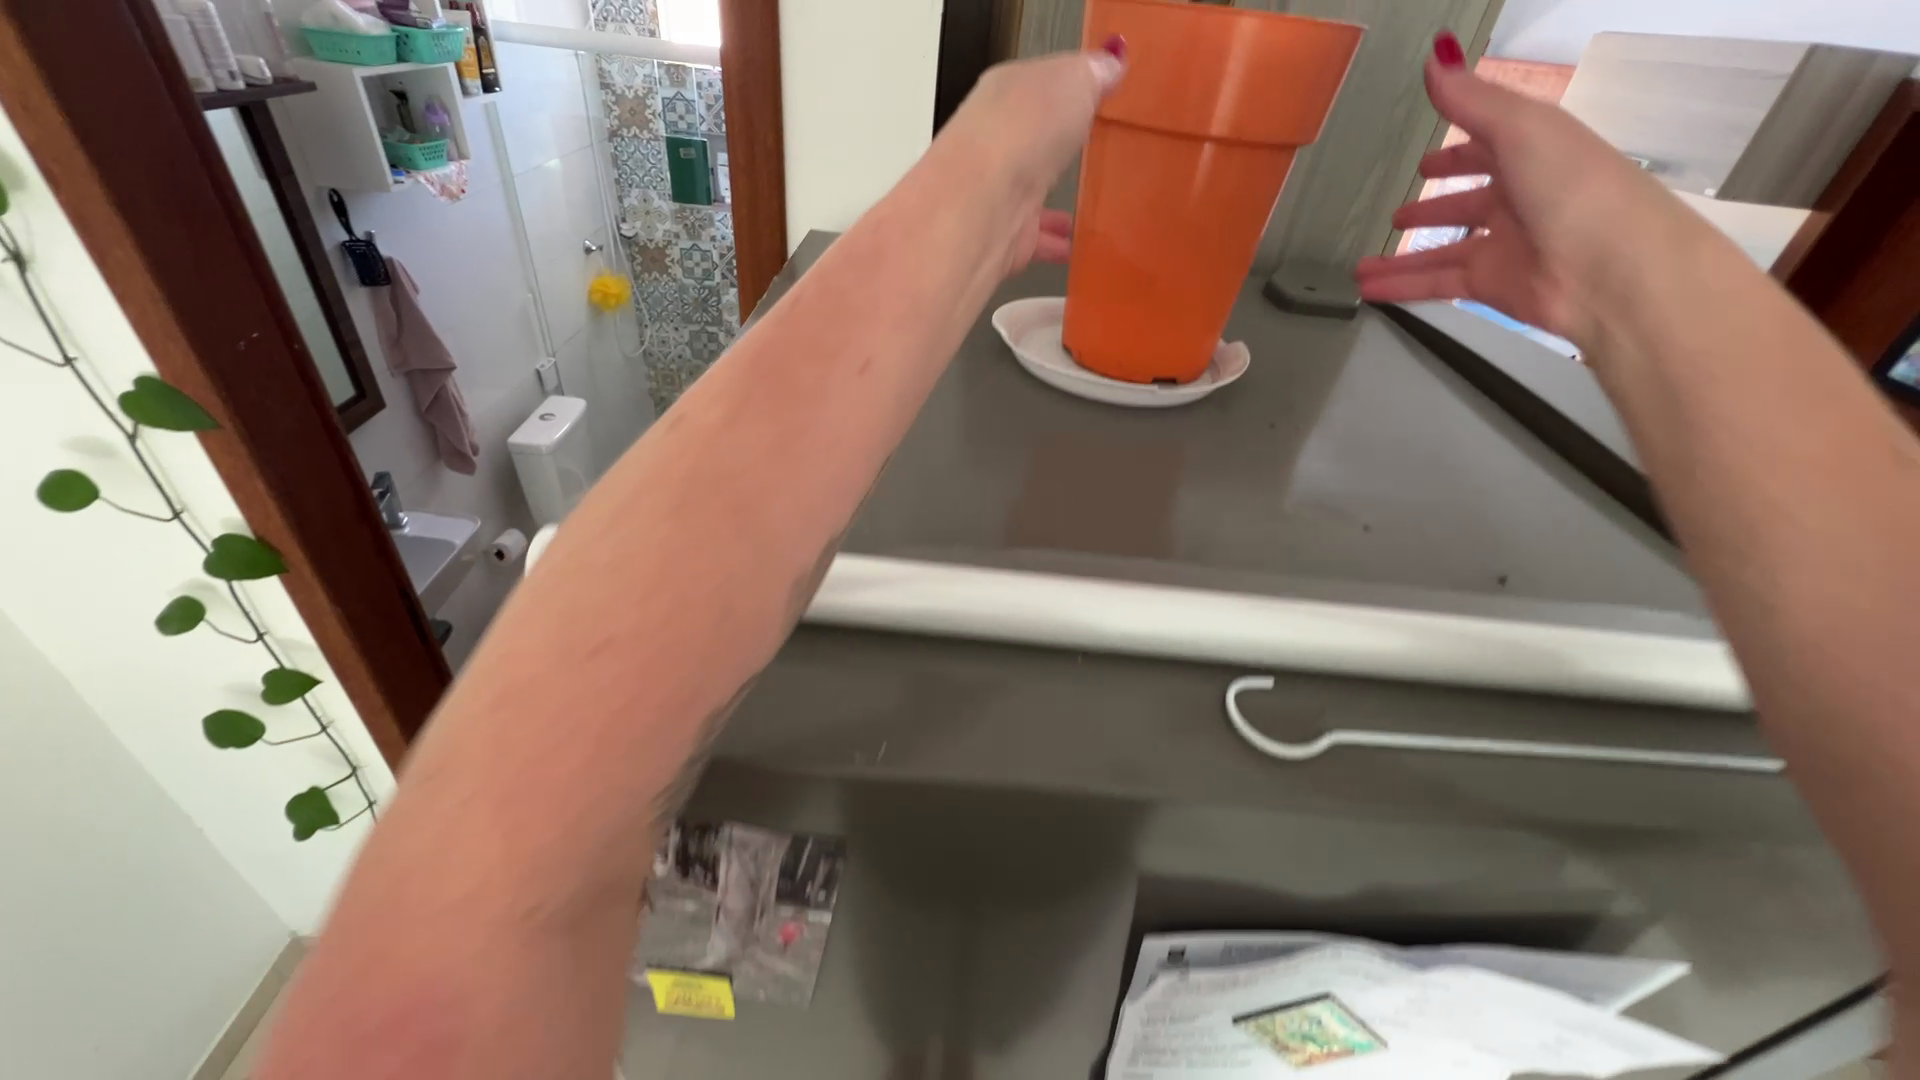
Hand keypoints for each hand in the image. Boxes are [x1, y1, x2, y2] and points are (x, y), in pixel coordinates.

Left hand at [933, 43, 1127, 274]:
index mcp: (1005, 94)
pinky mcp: (1000, 237)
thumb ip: (1093, 74)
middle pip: (1031, 144)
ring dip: (1051, 205)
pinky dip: (1050, 244)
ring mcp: (995, 193)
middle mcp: (994, 142)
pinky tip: (1070, 248)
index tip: (1092, 99)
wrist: (982, 205)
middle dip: (1054, 150)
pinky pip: (1032, 240)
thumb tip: (1109, 64)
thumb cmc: (1025, 131)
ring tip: (1080, 212)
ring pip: (1029, 195)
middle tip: (1085, 154)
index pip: (1038, 88)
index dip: (1066, 92)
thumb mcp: (1074, 81)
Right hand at [1354, 37, 1694, 348]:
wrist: (1612, 269)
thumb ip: (1471, 99)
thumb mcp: (1522, 128)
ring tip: (1361, 267)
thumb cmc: (1575, 188)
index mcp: (1535, 154)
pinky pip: (1437, 283)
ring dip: (1401, 258)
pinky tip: (1370, 290)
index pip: (1490, 149)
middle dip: (1432, 209)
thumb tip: (1435, 55)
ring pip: (1442, 250)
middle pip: (1467, 204)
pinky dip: (1403, 287)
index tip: (1426, 163)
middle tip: (1399, 216)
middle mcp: (1521, 199)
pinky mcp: (1492, 285)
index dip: (1457, 153)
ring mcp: (1506, 245)